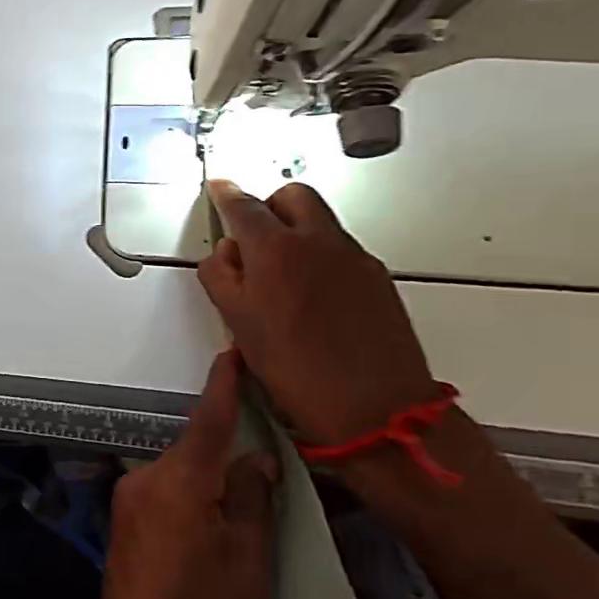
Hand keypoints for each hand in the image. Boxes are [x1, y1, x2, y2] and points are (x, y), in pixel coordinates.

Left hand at [45, 351, 277, 598]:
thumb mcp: (249, 566)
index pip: (207, 420)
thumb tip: (257, 457)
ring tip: (248, 509)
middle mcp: (146, 477)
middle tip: (270, 453)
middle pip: (194, 449)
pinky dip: (192, 498)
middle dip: (228, 449)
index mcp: (179, 480)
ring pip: (181, 474)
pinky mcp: (124, 520)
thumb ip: (253, 502)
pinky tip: (213, 529)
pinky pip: (165, 493)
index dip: (224, 385)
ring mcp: (129, 498)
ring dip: (211, 481)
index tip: (232, 351)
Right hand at [196, 179, 439, 445]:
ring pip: (320, 221)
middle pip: (292, 195)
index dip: (226, 194)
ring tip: (281, 271)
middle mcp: (319, 243)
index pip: (243, 204)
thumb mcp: (236, 321)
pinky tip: (311, 293)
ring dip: (297, 230)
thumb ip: (220, 275)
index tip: (220, 189)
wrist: (374, 409)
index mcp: (275, 249)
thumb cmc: (301, 370)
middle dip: (269, 204)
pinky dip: (321, 255)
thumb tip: (225, 256)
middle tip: (253, 231)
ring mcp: (354, 259)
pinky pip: (342, 249)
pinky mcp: (378, 279)